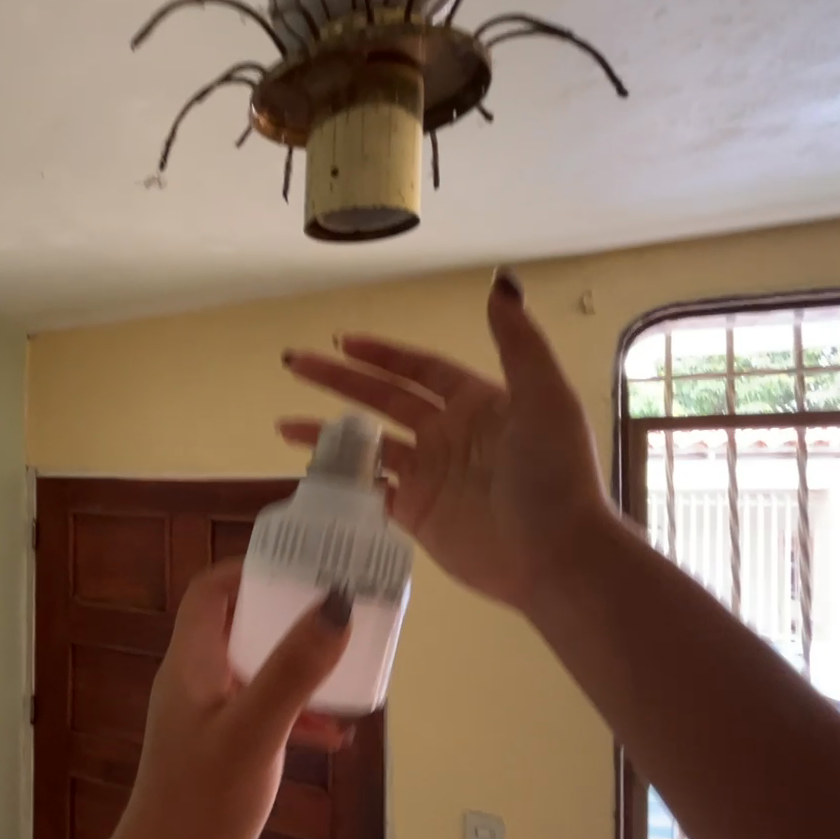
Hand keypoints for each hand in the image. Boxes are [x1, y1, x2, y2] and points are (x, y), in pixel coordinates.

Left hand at [100, 560, 351, 838]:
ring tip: (344, 671)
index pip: (210, 591)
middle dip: (284, 616)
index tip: (299, 569)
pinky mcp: (218, 744)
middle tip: (333, 614)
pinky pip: (259, 709)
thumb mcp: (255, 731)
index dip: (249, 571)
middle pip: (237, 624)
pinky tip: (333, 736)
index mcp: (191, 661)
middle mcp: (193, 677)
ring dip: (295, 666)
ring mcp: (203, 712)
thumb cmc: (205, 798)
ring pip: (253, 668)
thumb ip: (294, 671)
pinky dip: (292, 712)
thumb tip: (335, 603)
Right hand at [279, 270, 611, 612]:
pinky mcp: (414, 512)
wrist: (553, 555)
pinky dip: (340, 479)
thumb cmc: (551, 473)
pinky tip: (310, 470)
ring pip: (367, 445)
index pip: (418, 370)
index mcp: (476, 404)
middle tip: (296, 364)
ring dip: (327, 432)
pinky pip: (368, 489)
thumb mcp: (544, 399)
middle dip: (339, 380)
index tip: (341, 342)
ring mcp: (428, 475)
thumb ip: (518, 343)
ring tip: (286, 426)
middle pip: (382, 399)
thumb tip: (501, 283)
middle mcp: (447, 434)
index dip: (381, 354)